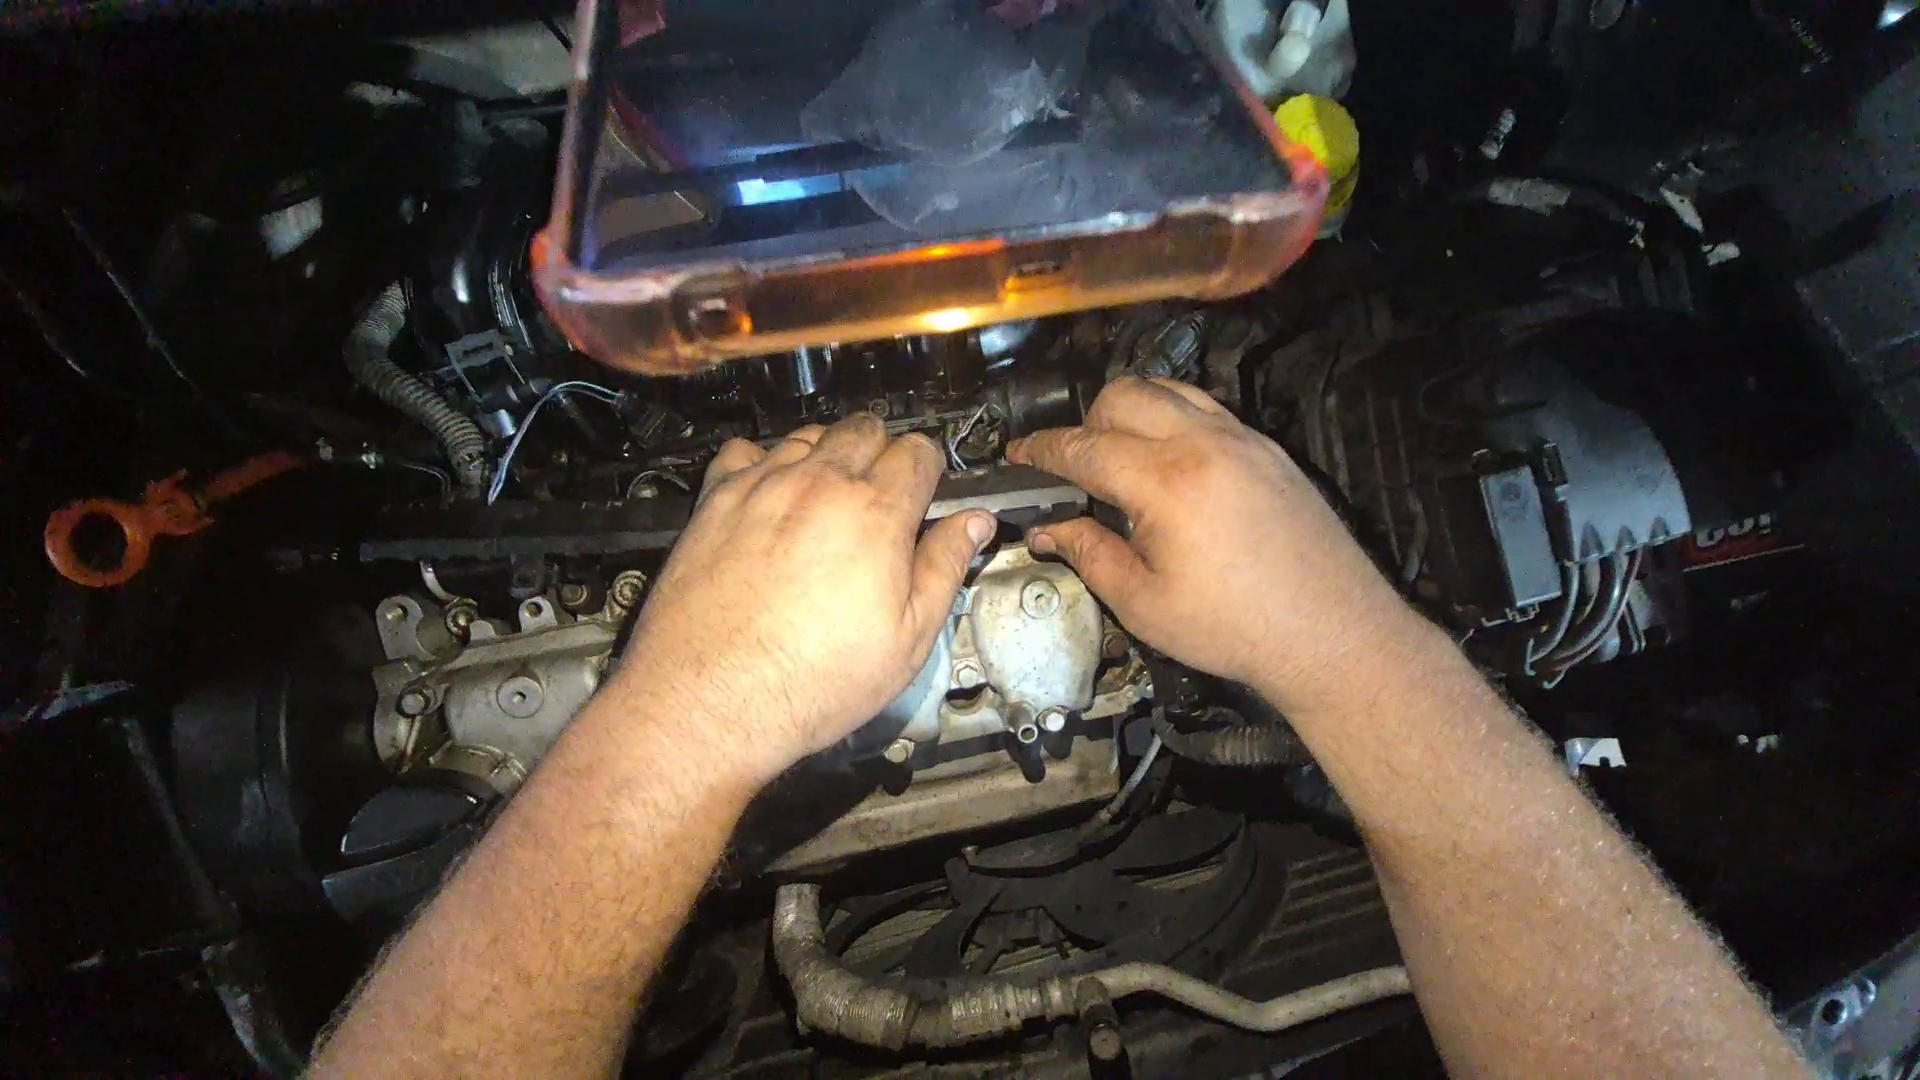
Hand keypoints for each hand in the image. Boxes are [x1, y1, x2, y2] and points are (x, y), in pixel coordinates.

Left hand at [614, 415, 995, 789]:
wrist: (710, 699)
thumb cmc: (814, 679)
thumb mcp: (908, 637)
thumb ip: (944, 566)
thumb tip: (975, 523)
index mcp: (877, 512)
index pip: (916, 452)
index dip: (928, 468)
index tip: (923, 490)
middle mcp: (820, 484)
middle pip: (864, 429)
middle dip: (882, 451)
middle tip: (880, 493)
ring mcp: (763, 486)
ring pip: (808, 434)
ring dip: (828, 452)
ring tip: (829, 493)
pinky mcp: (716, 501)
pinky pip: (745, 451)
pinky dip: (764, 461)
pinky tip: (769, 493)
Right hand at [1008, 378, 1427, 721]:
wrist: (1332, 634)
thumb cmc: (1234, 628)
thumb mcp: (1142, 603)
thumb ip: (1088, 553)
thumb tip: (1048, 529)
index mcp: (1166, 483)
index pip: (1085, 447)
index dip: (1043, 449)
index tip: (1020, 455)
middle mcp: (1204, 443)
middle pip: (1122, 396)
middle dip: (1085, 423)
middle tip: (1075, 467)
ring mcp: (1242, 439)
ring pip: (1166, 389)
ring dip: (1130, 412)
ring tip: (1120, 456)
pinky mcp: (1267, 448)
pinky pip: (1205, 407)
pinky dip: (1172, 418)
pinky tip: (1169, 462)